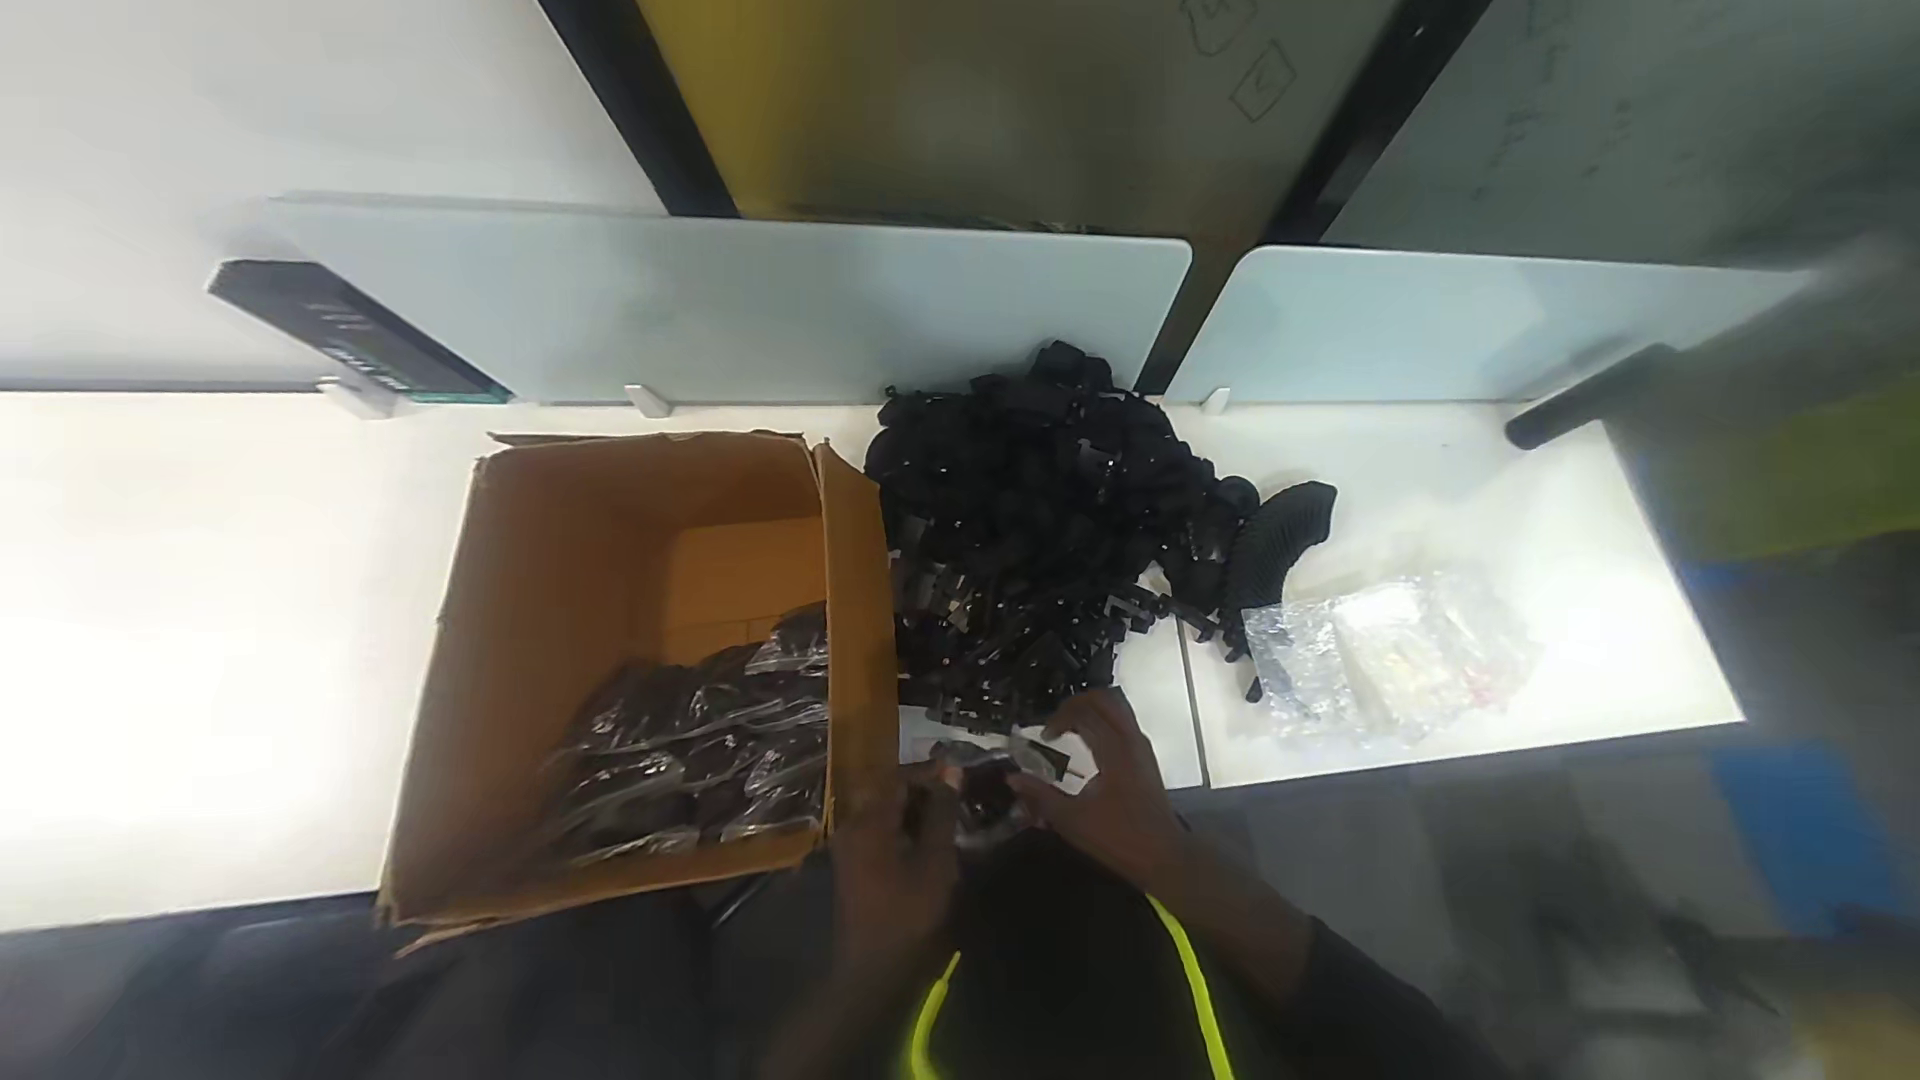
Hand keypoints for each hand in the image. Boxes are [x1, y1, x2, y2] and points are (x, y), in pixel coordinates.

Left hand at [831, 763, 958, 970]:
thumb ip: (942, 813)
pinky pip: (879, 832)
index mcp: (870, 820)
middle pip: (890, 793)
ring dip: (914, 811)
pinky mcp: (852, 866)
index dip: (932, 774)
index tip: (961, 777)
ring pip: (885, 813)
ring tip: (947, 817)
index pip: (901, 777)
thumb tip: (951, 771)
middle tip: (956, 797)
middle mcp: (853, 825)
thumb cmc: (909, 914)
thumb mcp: (935, 860)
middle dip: (924, 792)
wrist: (873, 975)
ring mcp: (849, 847)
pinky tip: (927, 841)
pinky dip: (903, 829)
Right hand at [1007, 688, 1190, 890]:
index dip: (1059, 718)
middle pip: (1103, 699)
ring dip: (1091, 709)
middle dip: (1075, 703)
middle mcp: (1131, 740)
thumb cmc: (1118, 839)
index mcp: (1114, 750)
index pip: (1084, 712)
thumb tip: (1012, 778)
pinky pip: (1123, 721)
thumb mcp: (1071, 820)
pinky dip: (1103, 720)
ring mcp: (1141, 746)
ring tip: (1070, 727)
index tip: (1045, 736)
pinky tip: (1089, 741)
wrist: (1164, 858)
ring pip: (1117, 707)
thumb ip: (1040, 795)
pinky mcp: (1145, 756)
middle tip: (1056, 722)